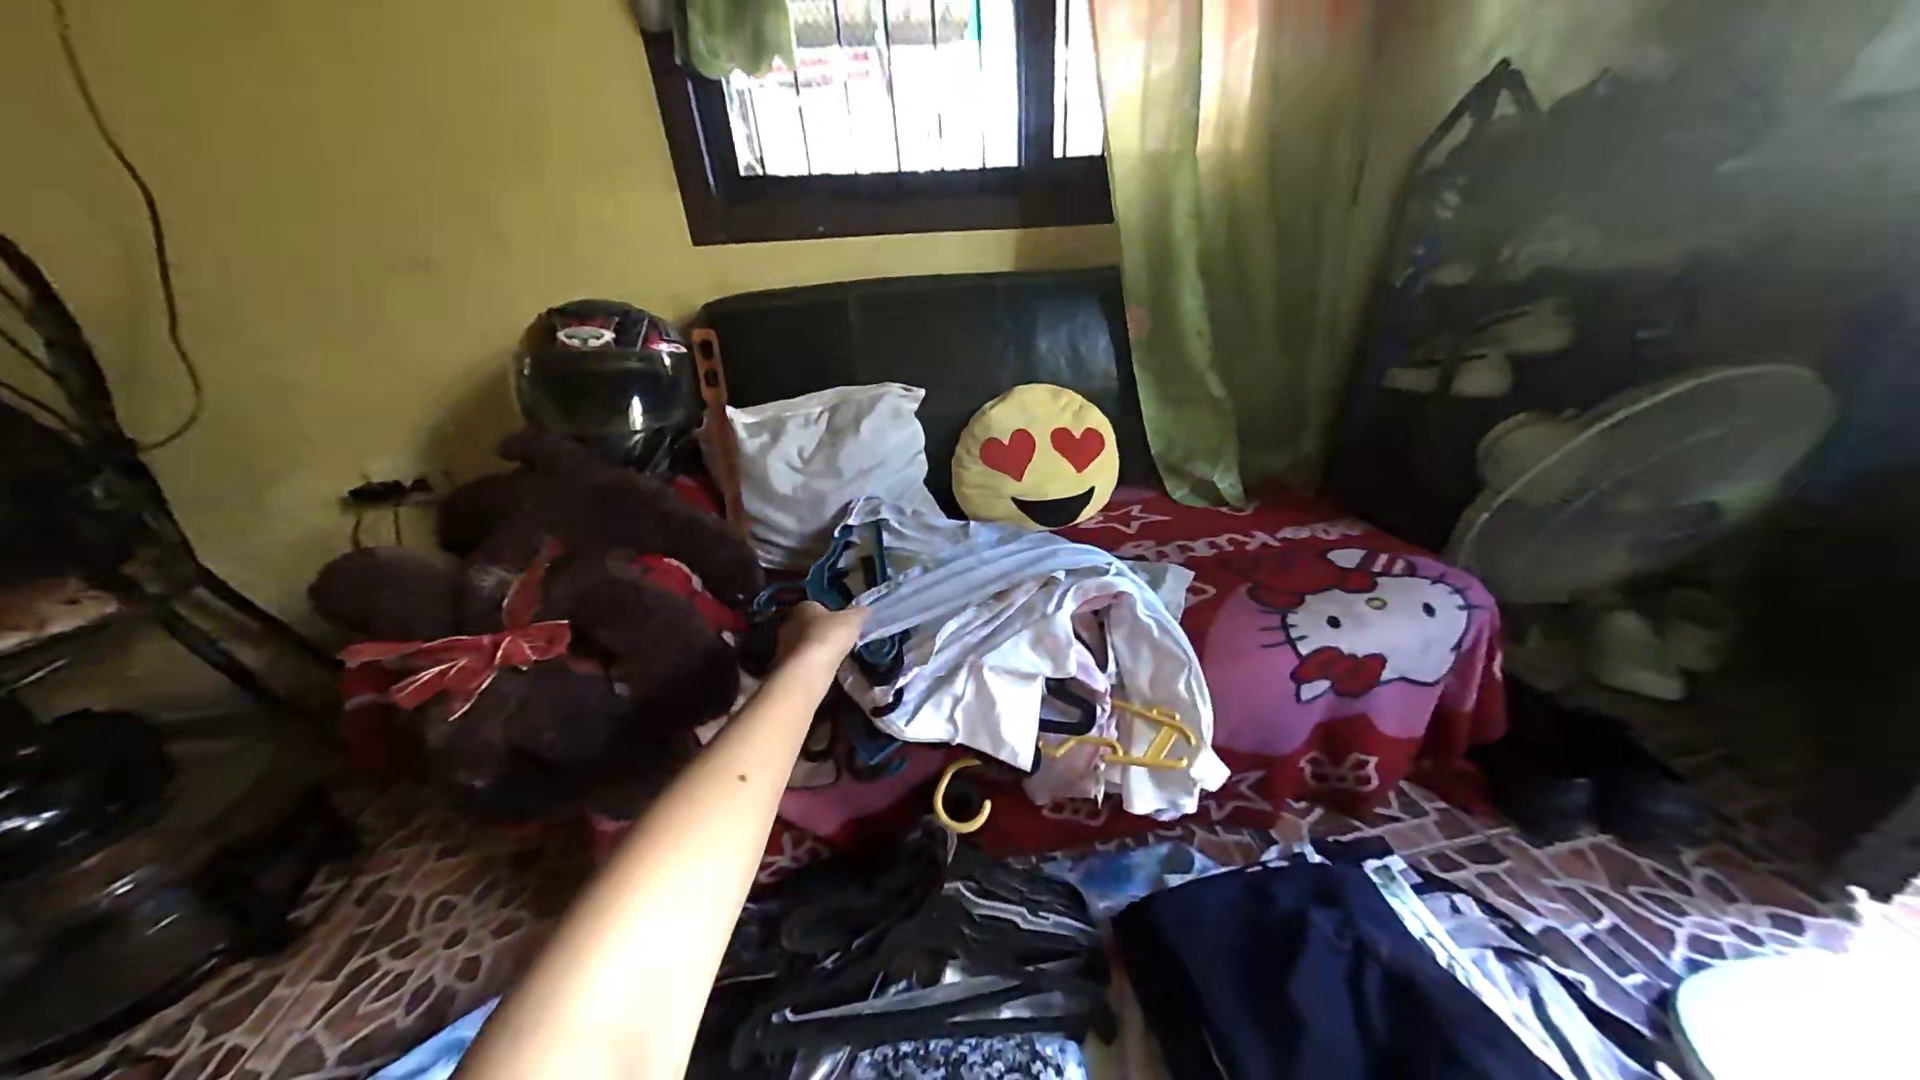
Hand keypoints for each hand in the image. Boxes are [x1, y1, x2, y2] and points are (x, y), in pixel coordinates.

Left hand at [775, 602, 868, 668]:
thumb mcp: (852, 621)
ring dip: (814, 650)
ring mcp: (783, 645)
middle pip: (807, 625)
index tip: (841, 624)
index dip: (829, 615)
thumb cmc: (829, 636)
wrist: (807, 669)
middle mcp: (789, 623)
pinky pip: (800, 662)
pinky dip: (809, 665)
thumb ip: (859, 614)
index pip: (816, 607)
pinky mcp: (783, 665)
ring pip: (802, 645)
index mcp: (803, 607)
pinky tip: (822, 670)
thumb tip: (866, 610)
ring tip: (832, 658)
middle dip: (819, 632)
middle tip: (837, 641)